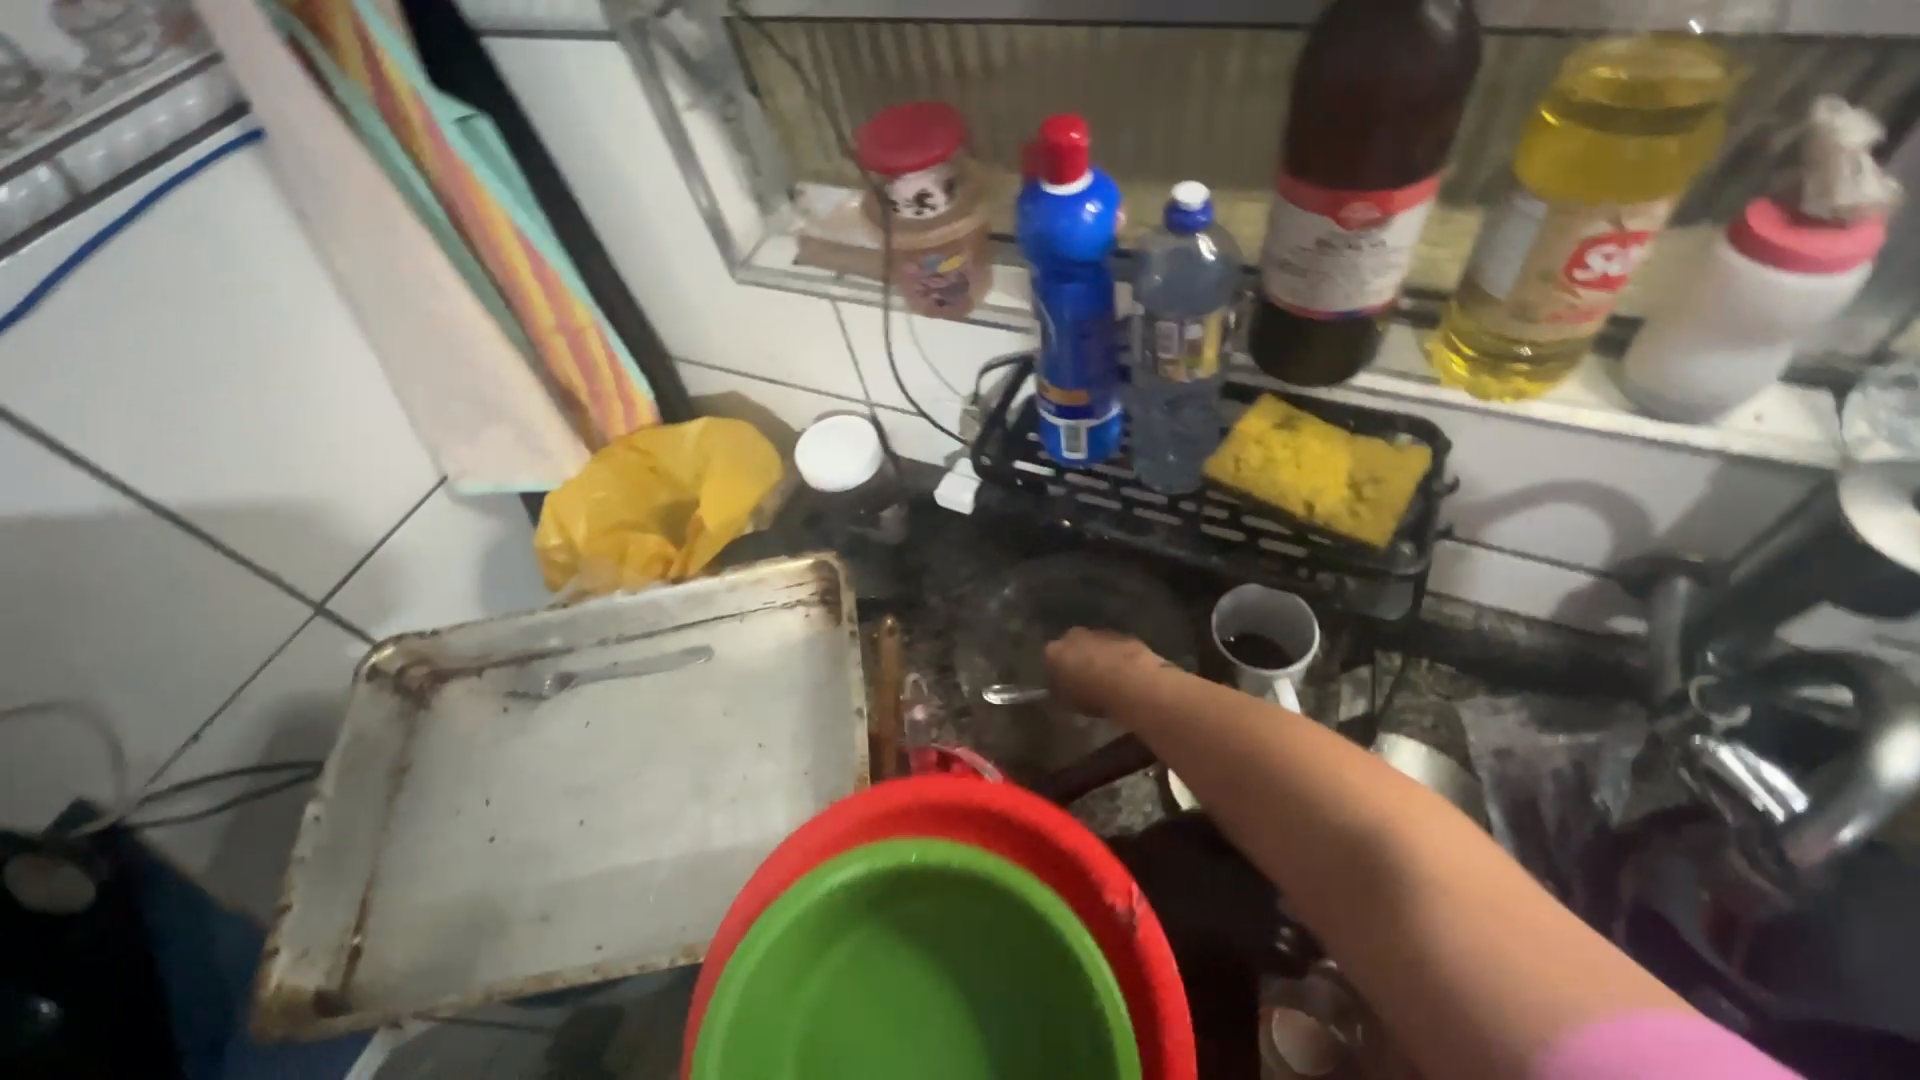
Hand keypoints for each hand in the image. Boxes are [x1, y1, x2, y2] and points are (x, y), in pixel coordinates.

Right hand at [1044, 628, 1162, 716]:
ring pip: (1095, 644)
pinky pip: (1115, 647)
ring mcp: (1100, 632)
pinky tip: (1125, 674)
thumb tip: (1061, 691)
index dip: (1057, 674)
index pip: (1050, 661)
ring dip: (1099, 657)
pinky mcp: (1124, 635)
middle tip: (1086, 680)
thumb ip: (1060, 694)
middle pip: (1072, 647)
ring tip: (1109, 679)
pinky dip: (1117, 656)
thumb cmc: (1094, 696)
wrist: (1133, 683)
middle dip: (1077, 659)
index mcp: (1055, 652)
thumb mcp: (1068, 704)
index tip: (1065, 686)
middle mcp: (1074, 636)